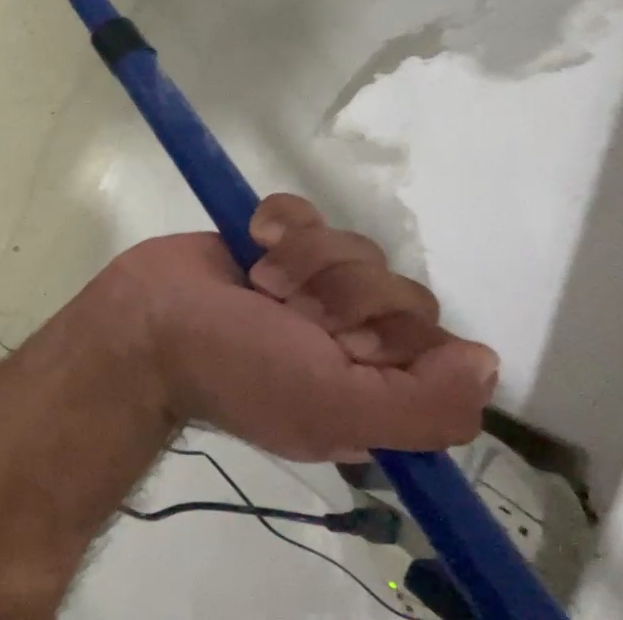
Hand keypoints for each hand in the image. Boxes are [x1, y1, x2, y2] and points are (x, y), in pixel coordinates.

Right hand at [108, 194, 498, 460]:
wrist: (140, 321)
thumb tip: (482, 360)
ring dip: (307, 261)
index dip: (401, 337)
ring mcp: (306, 287)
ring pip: (356, 248)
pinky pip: (307, 214)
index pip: (438, 349)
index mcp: (372, 386)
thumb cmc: (231, 368)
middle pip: (400, 292)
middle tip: (291, 313)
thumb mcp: (334, 408)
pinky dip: (282, 221)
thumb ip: (427, 405)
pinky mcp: (268, 246)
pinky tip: (254, 242)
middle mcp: (347, 337)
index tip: (350, 344)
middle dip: (344, 295)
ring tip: (260, 281)